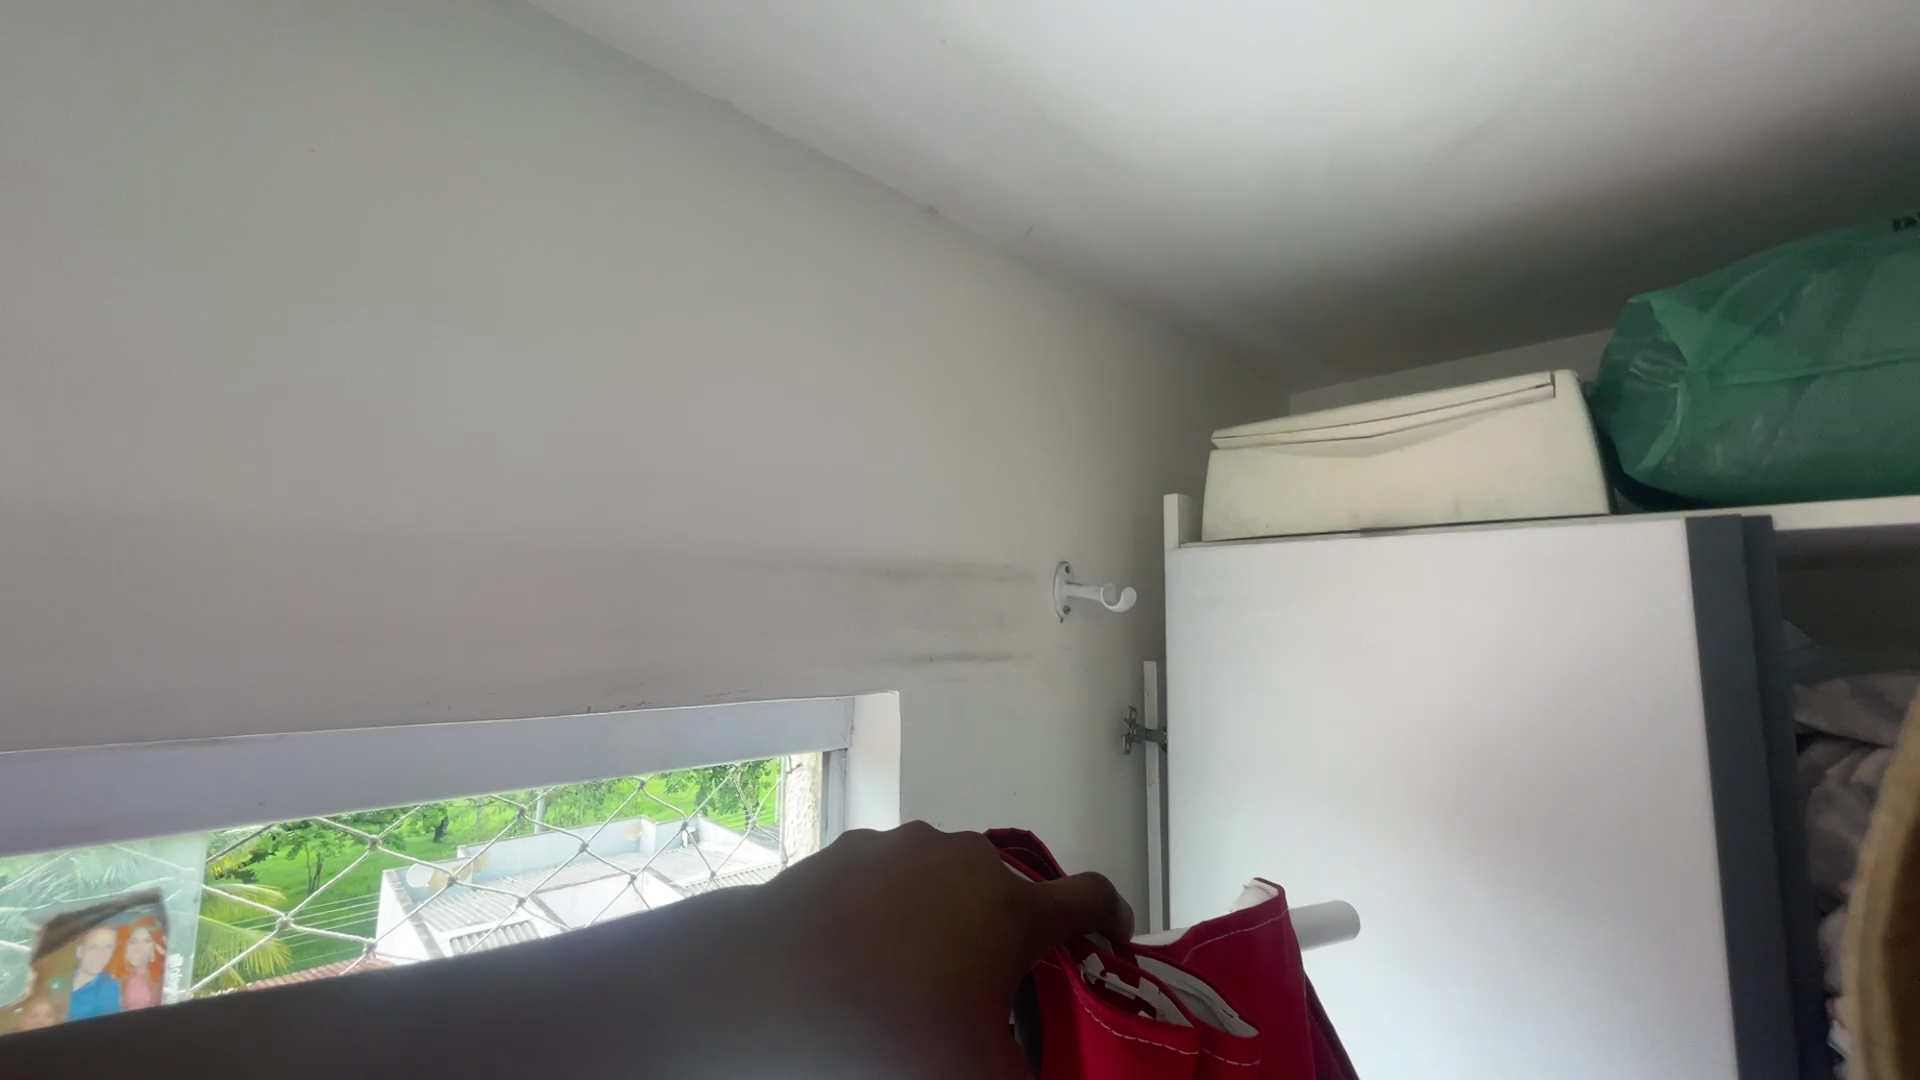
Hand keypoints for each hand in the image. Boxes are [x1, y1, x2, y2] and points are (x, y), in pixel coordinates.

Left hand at [755, 821, 1132, 1078]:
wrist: (769, 985)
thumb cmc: (891, 1037)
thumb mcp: (981, 1075)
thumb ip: (1028, 1068)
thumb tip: (1024, 1056)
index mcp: (1009, 907)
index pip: (1090, 896)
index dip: (1112, 914)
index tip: (1115, 933)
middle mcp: (965, 859)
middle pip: (1009, 893)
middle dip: (1007, 937)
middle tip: (980, 989)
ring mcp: (905, 845)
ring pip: (948, 881)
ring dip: (948, 918)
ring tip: (911, 971)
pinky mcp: (855, 845)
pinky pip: (896, 875)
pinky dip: (896, 906)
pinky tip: (865, 947)